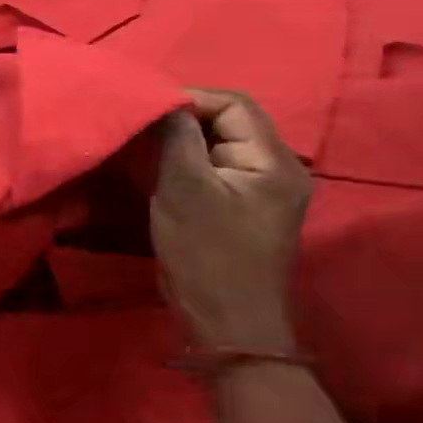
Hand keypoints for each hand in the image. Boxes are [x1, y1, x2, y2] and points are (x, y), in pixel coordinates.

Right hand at [150, 89, 311, 353]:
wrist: (227, 323)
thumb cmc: (206, 252)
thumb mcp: (184, 187)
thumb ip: (177, 136)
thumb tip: (164, 100)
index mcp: (274, 162)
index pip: (233, 104)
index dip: (188, 98)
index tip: (147, 110)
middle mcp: (280, 169)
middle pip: (231, 120)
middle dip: (184, 116)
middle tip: (143, 124)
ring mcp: (265, 189)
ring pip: (222, 141)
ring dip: (185, 137)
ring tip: (148, 142)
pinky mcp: (247, 204)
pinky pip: (218, 163)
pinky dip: (190, 156)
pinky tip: (163, 165)